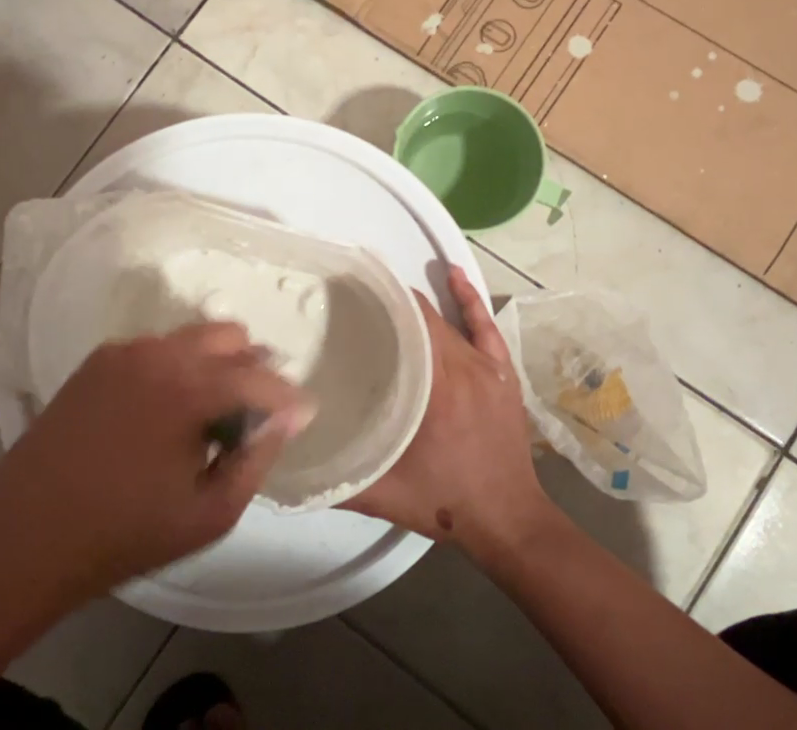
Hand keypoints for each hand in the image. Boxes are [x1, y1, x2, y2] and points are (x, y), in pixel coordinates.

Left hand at [0, 322, 314, 595]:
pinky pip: (155, 350)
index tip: (304, 415)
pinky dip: (176, 368)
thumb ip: (257, 457)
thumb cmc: (125, 534)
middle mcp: (159, 354)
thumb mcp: (211, 513)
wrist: (25, 536)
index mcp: (191, 388)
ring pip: (190, 339)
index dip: (289, 398)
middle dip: (252, 368)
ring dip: (214, 365)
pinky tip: (166, 412)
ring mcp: (122, 354)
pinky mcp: (95, 364)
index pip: (260, 379)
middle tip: (255, 413)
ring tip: (210, 415)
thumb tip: (287, 417)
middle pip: (228, 336)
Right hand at [347, 265, 555, 556]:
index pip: (408, 326)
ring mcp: (487, 367)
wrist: (508, 520)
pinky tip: (453, 276)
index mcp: (436, 390)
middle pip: (424, 320)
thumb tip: (287, 462)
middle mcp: (462, 368)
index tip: (347, 295)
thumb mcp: (382, 495)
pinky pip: (485, 325)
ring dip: (421, 306)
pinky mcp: (503, 372)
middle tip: (357, 299)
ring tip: (389, 290)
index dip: (380, 304)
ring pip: (448, 322)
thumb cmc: (445, 504)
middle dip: (392, 304)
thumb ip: (334, 481)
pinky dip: (469, 299)